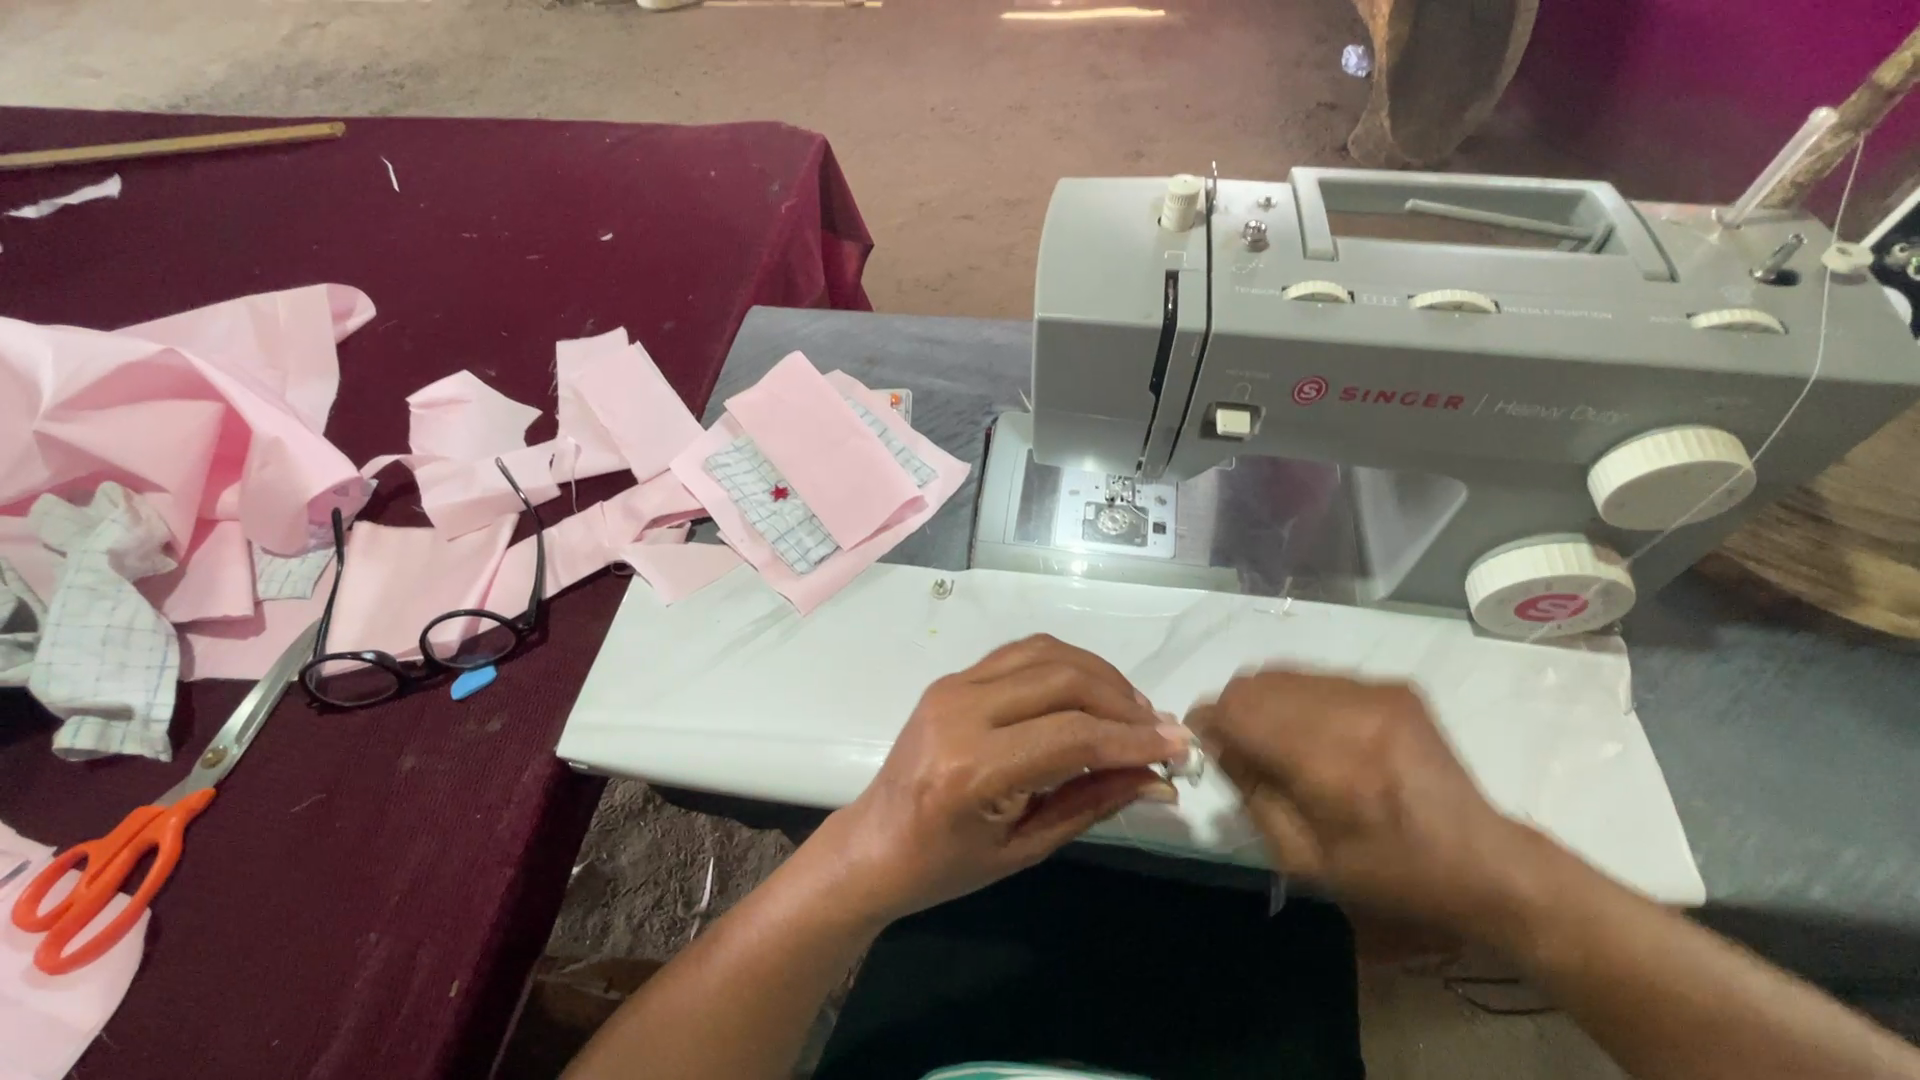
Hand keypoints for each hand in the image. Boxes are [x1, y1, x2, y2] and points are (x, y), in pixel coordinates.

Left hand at [806, 635, 1188, 925]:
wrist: (875, 844)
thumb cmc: (944, 865)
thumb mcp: (1024, 847)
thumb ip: (1092, 803)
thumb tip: (1158, 778)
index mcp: (971, 768)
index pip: (1072, 735)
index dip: (1133, 739)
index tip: (1179, 746)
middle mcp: (960, 712)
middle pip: (1064, 680)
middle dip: (1123, 702)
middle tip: (1159, 730)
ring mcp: (952, 686)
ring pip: (1046, 654)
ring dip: (1100, 675)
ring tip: (1133, 711)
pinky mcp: (952, 677)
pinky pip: (1021, 653)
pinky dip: (1066, 664)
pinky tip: (1091, 692)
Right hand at [1187, 670, 1537, 934]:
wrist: (1481, 861)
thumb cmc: (1387, 874)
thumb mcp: (1301, 857)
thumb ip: (1250, 789)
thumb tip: (1213, 738)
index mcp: (1330, 765)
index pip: (1237, 709)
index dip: (1208, 722)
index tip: (1204, 744)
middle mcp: (1353, 713)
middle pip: (1255, 683)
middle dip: (1234, 711)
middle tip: (1238, 747)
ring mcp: (1378, 692)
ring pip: (1284, 673)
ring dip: (1266, 703)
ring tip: (1279, 742)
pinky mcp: (1394, 686)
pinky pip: (1318, 677)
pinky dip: (1300, 700)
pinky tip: (1318, 735)